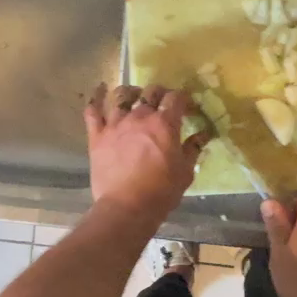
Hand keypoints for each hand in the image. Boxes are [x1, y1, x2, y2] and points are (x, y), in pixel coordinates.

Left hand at [85, 83, 206, 224]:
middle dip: (160, 93)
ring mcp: (115, 124)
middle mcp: (139, 117)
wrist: (127, 208)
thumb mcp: (185, 172)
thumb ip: (193, 149)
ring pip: (121, 95)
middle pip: (150, 91)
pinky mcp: (97, 136)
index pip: (176, 98)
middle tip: (162, 101)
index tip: (187, 107)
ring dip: (130, 92)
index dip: (183, 99)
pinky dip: (96, 97)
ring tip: (134, 96)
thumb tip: (204, 134)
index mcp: (164, 124)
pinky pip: (92, 110)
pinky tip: (100, 89)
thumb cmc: (161, 192)